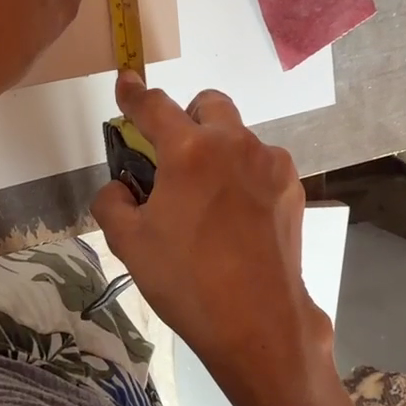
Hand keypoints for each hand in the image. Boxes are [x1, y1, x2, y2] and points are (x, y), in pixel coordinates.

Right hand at [91, 73, 336, 405]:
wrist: (258, 324)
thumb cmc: (185, 281)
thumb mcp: (128, 243)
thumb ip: (112, 202)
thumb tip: (122, 188)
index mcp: (188, 150)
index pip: (154, 107)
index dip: (134, 94)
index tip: (125, 82)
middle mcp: (234, 144)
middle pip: (208, 104)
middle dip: (187, 116)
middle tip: (172, 155)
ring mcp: (271, 165)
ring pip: (238, 136)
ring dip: (217, 149)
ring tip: (206, 198)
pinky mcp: (293, 189)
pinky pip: (261, 166)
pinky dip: (243, 176)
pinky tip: (235, 218)